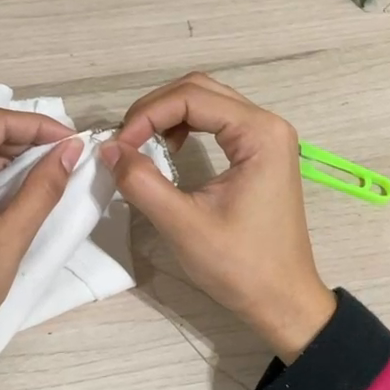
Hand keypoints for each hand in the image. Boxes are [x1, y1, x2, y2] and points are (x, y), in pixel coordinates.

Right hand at [99, 73, 334, 360]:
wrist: (282, 300)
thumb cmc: (240, 266)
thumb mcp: (183, 225)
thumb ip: (142, 182)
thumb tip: (108, 150)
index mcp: (259, 134)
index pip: (191, 97)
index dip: (147, 115)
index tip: (118, 148)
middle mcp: (267, 125)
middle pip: (199, 89)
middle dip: (154, 109)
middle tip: (124, 142)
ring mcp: (265, 137)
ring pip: (205, 101)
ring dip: (166, 115)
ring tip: (139, 145)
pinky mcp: (258, 153)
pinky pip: (215, 121)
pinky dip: (183, 127)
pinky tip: (167, 151)